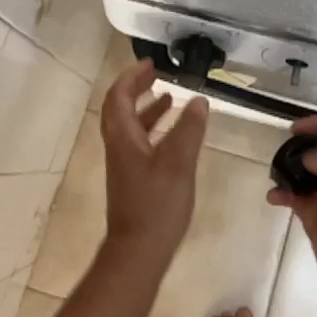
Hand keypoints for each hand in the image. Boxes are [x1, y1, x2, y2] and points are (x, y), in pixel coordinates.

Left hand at [99, 60, 209, 268]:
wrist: (138, 251)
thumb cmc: (157, 205)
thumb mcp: (179, 163)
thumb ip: (189, 130)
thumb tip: (198, 100)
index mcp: (123, 138)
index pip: (118, 96)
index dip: (132, 77)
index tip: (151, 64)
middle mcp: (119, 148)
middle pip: (121, 109)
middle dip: (138, 89)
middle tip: (159, 75)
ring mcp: (125, 166)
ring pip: (132, 128)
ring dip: (148, 110)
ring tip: (171, 99)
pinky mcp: (134, 181)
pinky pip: (141, 144)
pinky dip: (155, 131)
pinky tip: (175, 137)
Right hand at [266, 115, 316, 313]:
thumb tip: (307, 158)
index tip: (296, 128)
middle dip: (302, 144)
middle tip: (283, 148)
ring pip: (304, 173)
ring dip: (289, 168)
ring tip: (275, 171)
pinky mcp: (315, 219)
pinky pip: (294, 199)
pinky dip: (281, 193)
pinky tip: (273, 197)